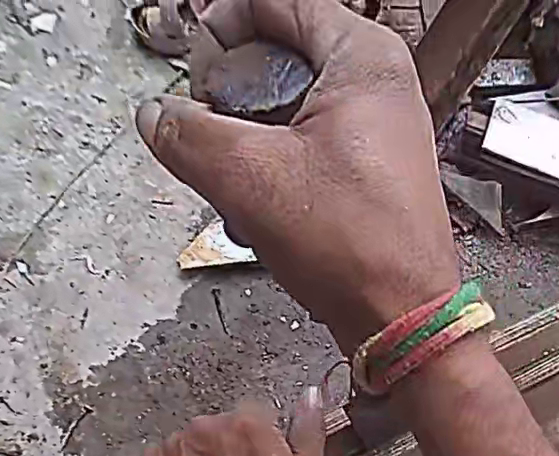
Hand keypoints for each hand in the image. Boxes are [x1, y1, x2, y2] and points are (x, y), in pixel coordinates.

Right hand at [135, 0, 458, 353]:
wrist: (402, 321)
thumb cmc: (354, 249)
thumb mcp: (253, 180)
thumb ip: (191, 136)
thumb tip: (156, 117)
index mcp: (363, 60)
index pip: (276, 0)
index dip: (222, 26)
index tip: (196, 72)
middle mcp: (379, 90)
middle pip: (282, 56)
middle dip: (234, 96)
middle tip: (211, 133)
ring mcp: (378, 139)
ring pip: (291, 114)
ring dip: (251, 146)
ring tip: (238, 186)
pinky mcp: (371, 182)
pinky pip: (309, 157)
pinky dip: (278, 176)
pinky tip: (264, 213)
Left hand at [142, 390, 326, 455]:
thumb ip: (310, 429)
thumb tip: (311, 395)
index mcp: (248, 421)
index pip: (259, 415)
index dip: (265, 442)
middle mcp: (209, 423)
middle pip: (226, 426)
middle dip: (234, 447)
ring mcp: (178, 441)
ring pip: (200, 440)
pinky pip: (173, 455)